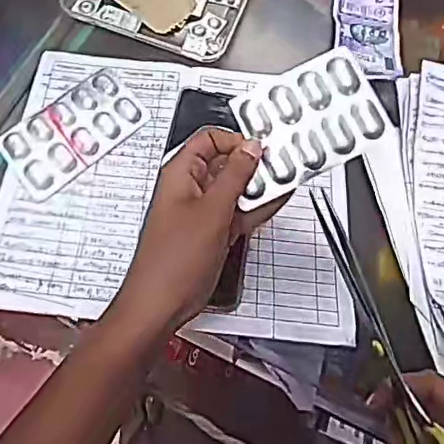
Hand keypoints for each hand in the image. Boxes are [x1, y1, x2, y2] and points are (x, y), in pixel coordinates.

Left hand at [112, 128, 288, 331]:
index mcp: (179, 174)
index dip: (236, 139)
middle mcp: (188, 189)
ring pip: (233, 188)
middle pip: (225, 163)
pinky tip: (273, 203)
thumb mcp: (213, 211)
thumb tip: (250, 148)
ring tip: (282, 183)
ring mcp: (200, 211)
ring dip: (256, 187)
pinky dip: (253, 208)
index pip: (209, 139)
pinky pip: (236, 211)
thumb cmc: (170, 263)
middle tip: (278, 166)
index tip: (261, 148)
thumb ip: (235, 176)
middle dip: (252, 164)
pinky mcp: (210, 232)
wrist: (160, 304)